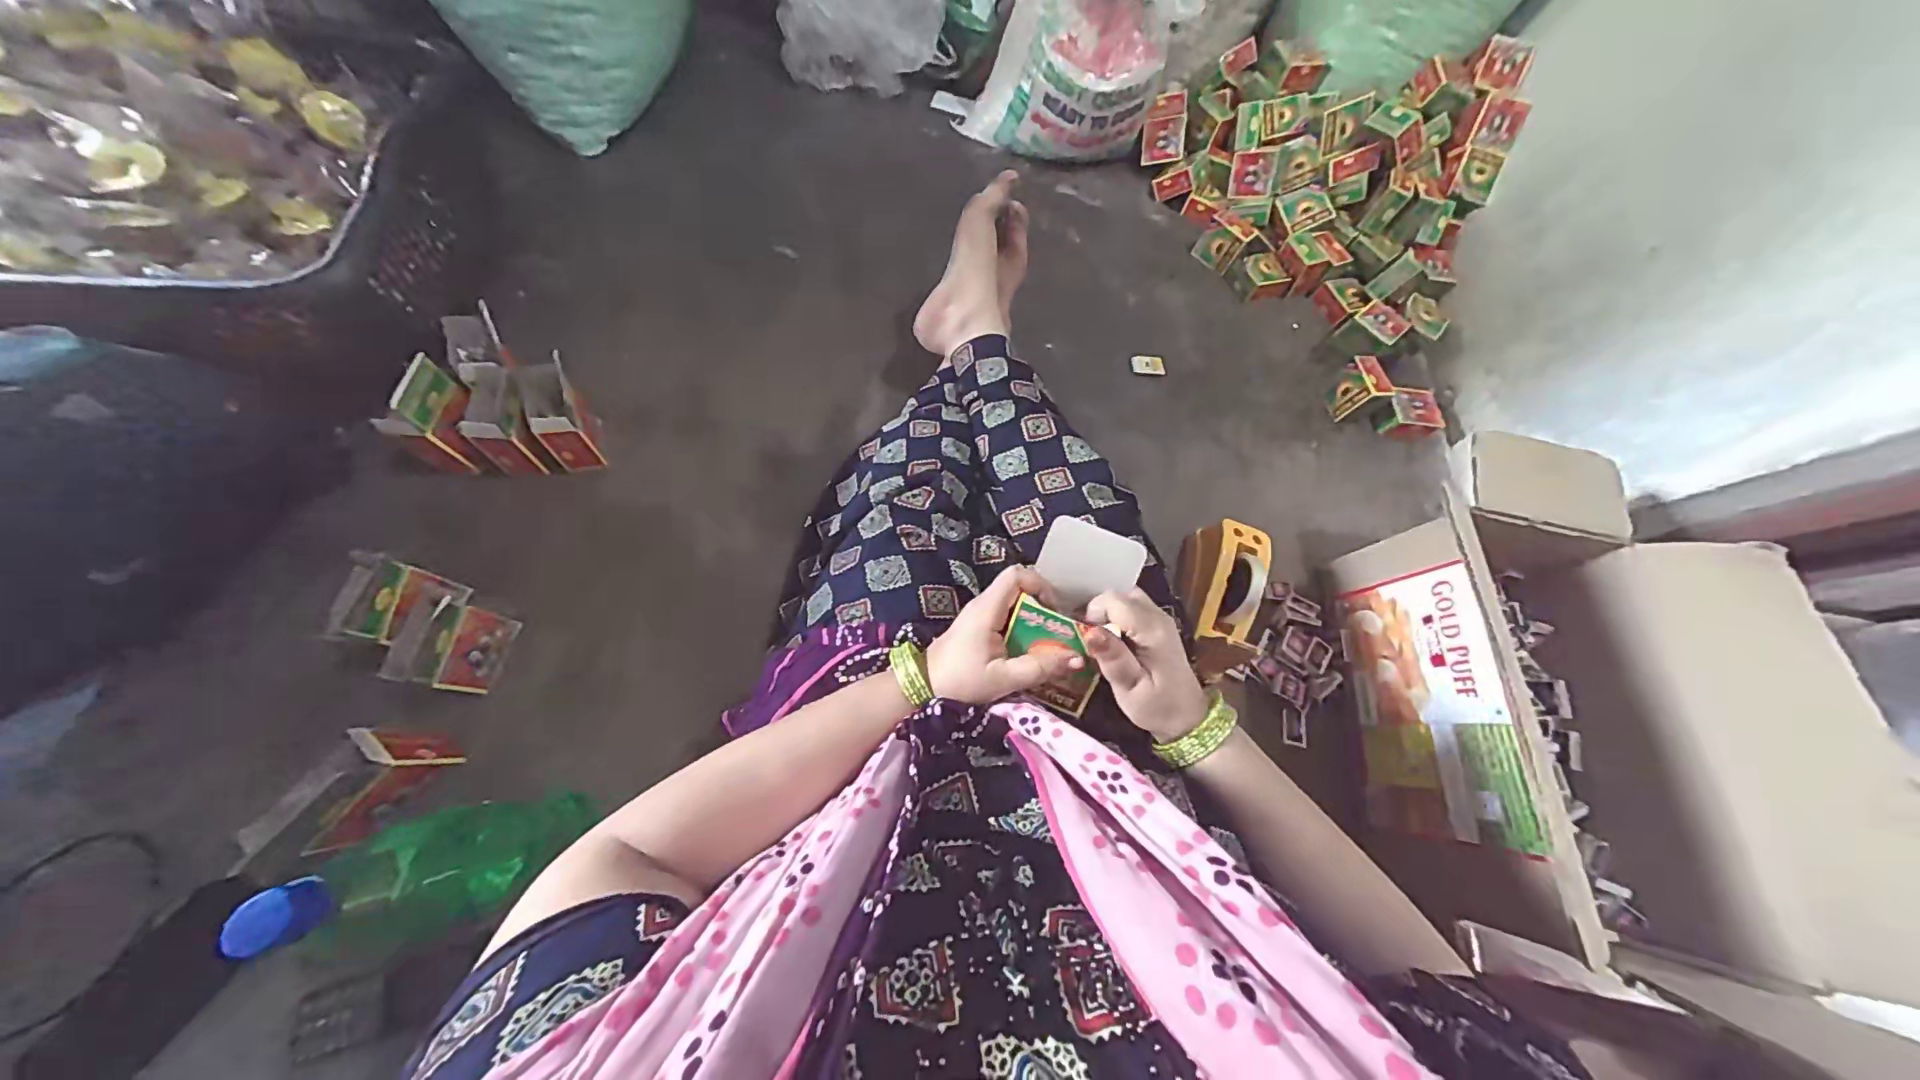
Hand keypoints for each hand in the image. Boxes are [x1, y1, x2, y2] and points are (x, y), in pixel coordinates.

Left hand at [925, 566, 1082, 704]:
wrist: (923, 687)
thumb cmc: (959, 681)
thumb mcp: (1003, 678)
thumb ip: (1039, 667)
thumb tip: (1075, 658)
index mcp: (986, 609)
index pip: (1016, 574)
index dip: (1041, 585)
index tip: (1054, 611)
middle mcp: (983, 605)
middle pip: (1019, 589)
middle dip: (1043, 607)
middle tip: (1057, 632)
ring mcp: (979, 615)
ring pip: (1014, 604)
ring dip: (1034, 621)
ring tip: (1047, 644)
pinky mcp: (978, 628)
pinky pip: (1006, 617)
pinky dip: (1022, 629)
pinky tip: (1028, 651)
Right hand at [1081, 589, 1208, 742]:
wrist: (1188, 718)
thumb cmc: (1157, 707)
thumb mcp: (1129, 690)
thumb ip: (1112, 659)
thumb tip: (1090, 632)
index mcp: (1152, 631)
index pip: (1113, 600)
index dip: (1094, 615)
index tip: (1089, 640)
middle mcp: (1158, 617)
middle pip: (1119, 595)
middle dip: (1100, 613)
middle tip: (1095, 643)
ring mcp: (1161, 618)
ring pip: (1125, 598)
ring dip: (1109, 615)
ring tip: (1105, 643)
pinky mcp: (1158, 624)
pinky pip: (1132, 608)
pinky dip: (1118, 618)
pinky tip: (1117, 643)